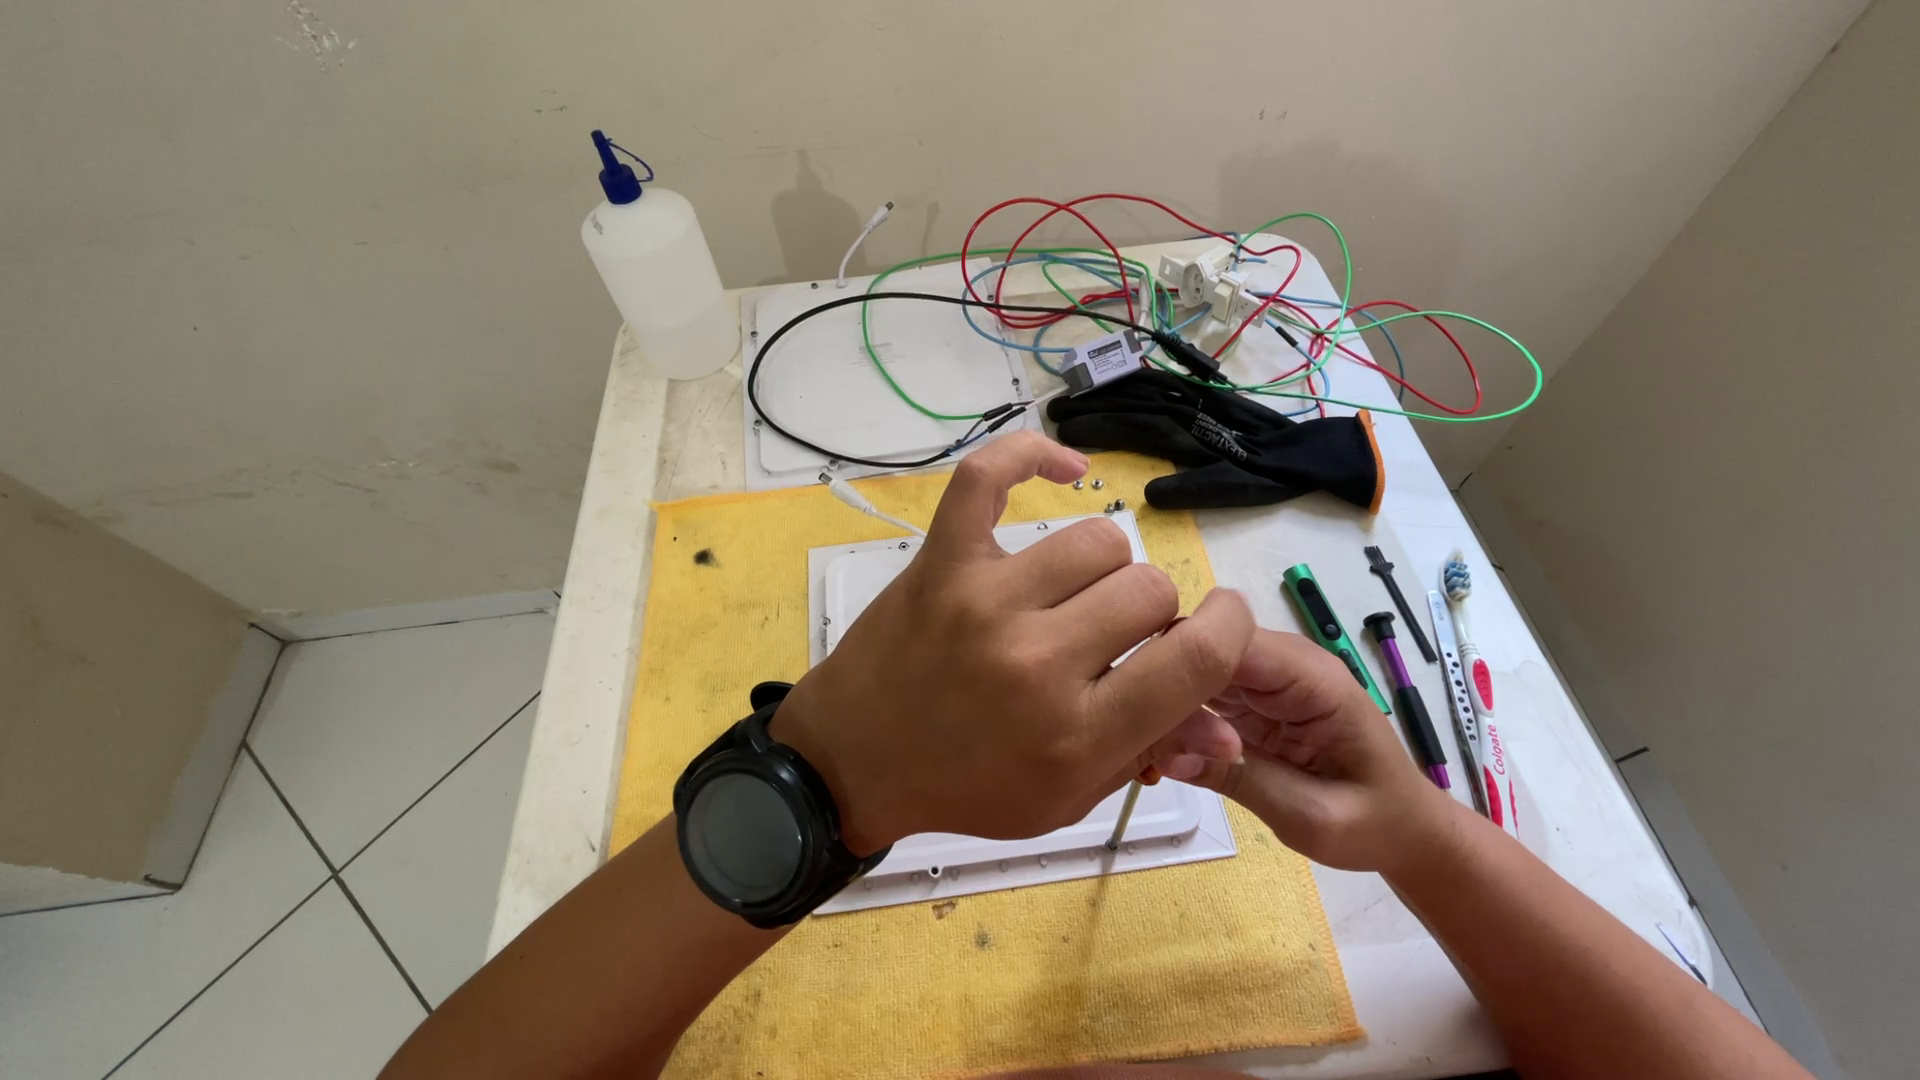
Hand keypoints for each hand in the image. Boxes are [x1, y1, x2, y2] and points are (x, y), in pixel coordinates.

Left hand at [776, 431, 1254, 853]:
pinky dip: (1030, 455)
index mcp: (1077, 732)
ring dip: (1102, 569)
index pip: (1197, 657)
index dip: (1229, 630)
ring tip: (1072, 595)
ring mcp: (985, 600)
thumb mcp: (1063, 799)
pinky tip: (1063, 469)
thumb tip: (1228, 726)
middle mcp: (1037, 659)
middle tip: (1113, 636)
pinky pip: (989, 476)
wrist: (853, 763)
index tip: (1218, 623)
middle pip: (1149, 590)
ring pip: (1096, 540)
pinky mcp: (941, 560)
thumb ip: (1145, 753)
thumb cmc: (964, 790)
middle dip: (1150, 614)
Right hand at [1168, 629, 1452, 872]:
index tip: (1145, 709)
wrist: (1404, 830)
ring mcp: (1261, 678)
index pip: (1232, 638)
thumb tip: (1166, 754)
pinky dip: (1171, 713)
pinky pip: (1195, 688)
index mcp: (1311, 678)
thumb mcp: (1315, 818)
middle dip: (1164, 683)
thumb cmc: (1374, 824)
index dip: (1184, 661)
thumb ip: (1244, 780)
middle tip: (1137, 739)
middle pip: (1202, 643)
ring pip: (1190, 663)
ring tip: (1141, 745)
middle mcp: (1282, 663)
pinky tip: (1157, 746)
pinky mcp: (1245, 698)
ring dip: (1161, 699)